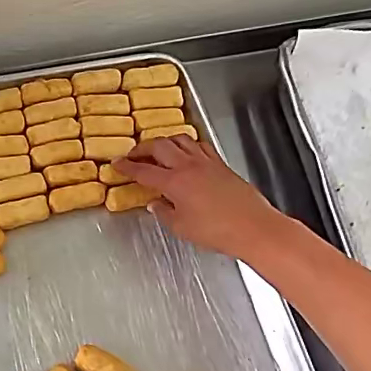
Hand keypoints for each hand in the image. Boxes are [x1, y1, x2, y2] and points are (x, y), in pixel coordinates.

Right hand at [111, 137, 295, 260]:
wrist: (253, 227)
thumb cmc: (217, 231)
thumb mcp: (181, 227)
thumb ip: (164, 213)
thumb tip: (156, 205)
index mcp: (174, 182)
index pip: (143, 171)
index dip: (127, 167)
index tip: (117, 164)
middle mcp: (189, 166)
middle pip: (159, 147)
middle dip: (142, 149)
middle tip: (133, 155)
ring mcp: (206, 162)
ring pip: (179, 140)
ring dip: (164, 141)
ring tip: (157, 149)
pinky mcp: (220, 164)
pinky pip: (199, 145)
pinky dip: (186, 144)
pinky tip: (186, 152)